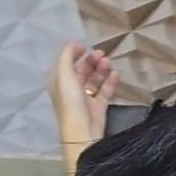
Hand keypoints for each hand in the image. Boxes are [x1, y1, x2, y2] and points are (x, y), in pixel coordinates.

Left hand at [49, 43, 119, 164]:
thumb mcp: (64, 74)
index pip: (67, 62)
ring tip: (109, 63)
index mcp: (59, 80)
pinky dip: (110, 82)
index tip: (86, 47)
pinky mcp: (98, 107)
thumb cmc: (70, 101)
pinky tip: (116, 74)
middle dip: (91, 61)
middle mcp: (71, 88)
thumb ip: (68, 56)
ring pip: (94, 80)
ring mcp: (85, 98)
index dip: (75, 53)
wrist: (82, 130)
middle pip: (82, 70)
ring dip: (101, 70)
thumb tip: (75, 44)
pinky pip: (105, 91)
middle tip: (102, 54)